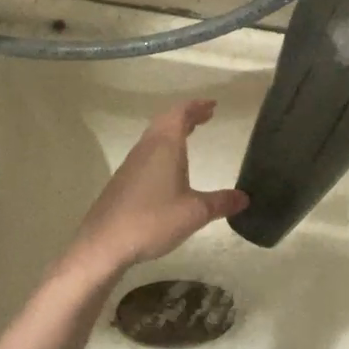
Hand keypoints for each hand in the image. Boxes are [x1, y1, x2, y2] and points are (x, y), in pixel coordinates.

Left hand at [65, 100, 246, 276]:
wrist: (104, 243)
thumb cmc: (153, 220)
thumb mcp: (195, 212)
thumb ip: (221, 202)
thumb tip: (244, 197)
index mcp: (165, 146)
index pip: (180, 113)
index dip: (196, 106)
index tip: (212, 105)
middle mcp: (146, 149)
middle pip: (166, 121)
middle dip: (187, 116)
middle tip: (205, 116)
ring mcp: (131, 164)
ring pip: (154, 137)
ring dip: (173, 131)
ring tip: (189, 136)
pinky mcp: (123, 181)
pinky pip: (147, 153)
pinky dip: (163, 148)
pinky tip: (169, 168)